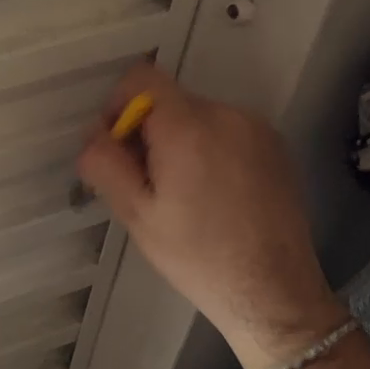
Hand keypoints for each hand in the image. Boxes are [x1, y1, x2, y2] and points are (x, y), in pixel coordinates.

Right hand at [76, 60, 344, 368]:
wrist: (272, 290)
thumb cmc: (196, 255)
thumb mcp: (135, 214)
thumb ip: (105, 163)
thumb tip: (94, 135)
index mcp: (188, 128)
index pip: (141, 78)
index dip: (118, 105)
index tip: (116, 146)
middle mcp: (227, 115)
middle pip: (169, 101)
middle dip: (147, 132)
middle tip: (144, 184)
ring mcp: (257, 129)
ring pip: (196, 118)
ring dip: (177, 142)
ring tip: (180, 195)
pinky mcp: (276, 146)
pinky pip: (225, 132)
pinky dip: (207, 150)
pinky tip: (211, 196)